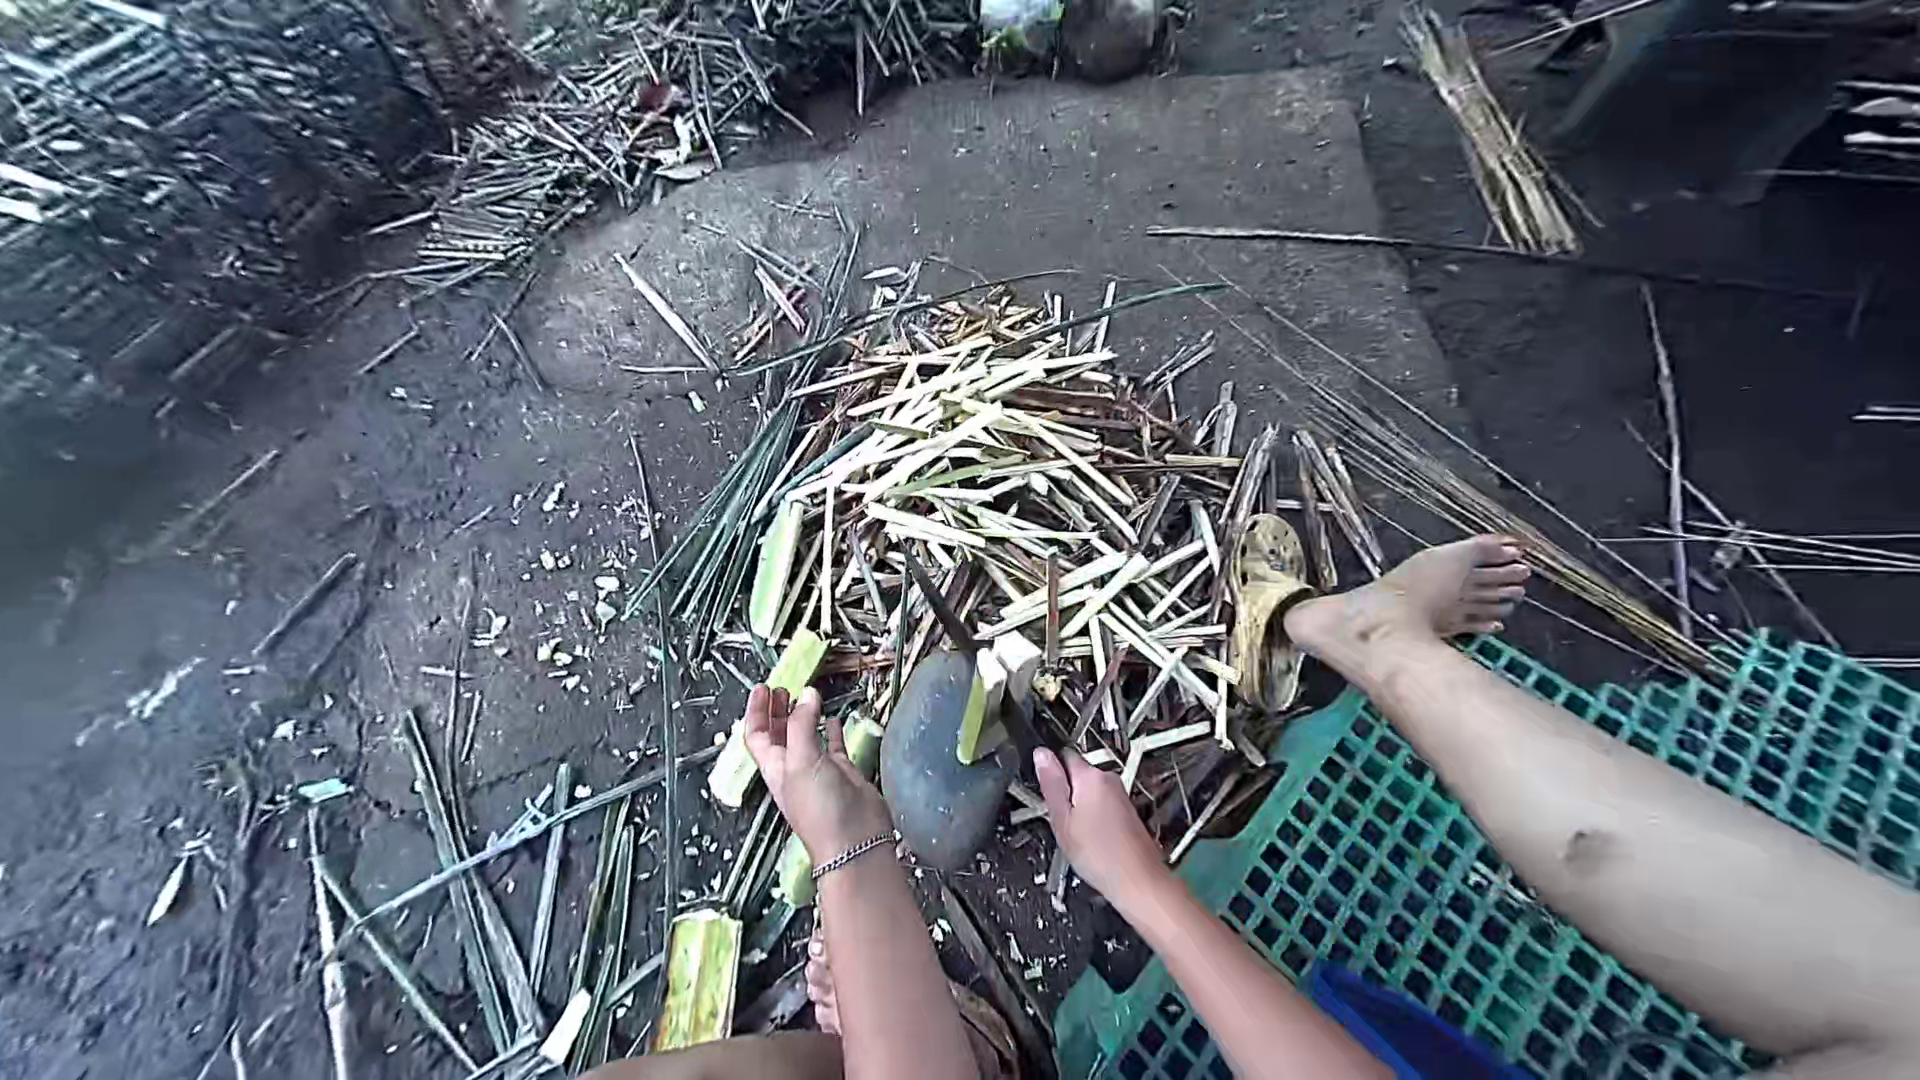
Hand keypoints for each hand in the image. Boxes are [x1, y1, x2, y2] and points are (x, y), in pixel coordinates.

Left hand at [741, 684, 893, 861]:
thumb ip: (802, 725)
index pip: (757, 734)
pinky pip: (834, 744)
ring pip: (806, 736)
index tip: (763, 688)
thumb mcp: (802, 761)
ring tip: (807, 696)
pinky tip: (834, 717)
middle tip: (783, 688)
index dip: (756, 711)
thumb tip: (806, 696)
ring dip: (804, 716)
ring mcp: (818, 769)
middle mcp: (794, 767)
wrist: (855, 839)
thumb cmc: (821, 809)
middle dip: (778, 710)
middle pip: (779, 733)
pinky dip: (833, 729)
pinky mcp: (842, 771)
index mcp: (775, 767)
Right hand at [1035, 747, 1173, 903]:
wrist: (1139, 882)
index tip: (1048, 794)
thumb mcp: (1062, 821)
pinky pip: (1101, 804)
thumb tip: (1041, 754)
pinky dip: (1093, 818)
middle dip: (1065, 793)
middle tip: (1063, 821)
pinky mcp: (1126, 809)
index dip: (1050, 772)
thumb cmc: (1102, 856)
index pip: (1062, 755)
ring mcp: (1120, 794)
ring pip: (1088, 791)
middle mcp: (1108, 779)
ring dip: (1079, 807)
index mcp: (1091, 777)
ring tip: (1079, 835)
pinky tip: (1092, 840)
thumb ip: (1051, 784)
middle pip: (1075, 774)